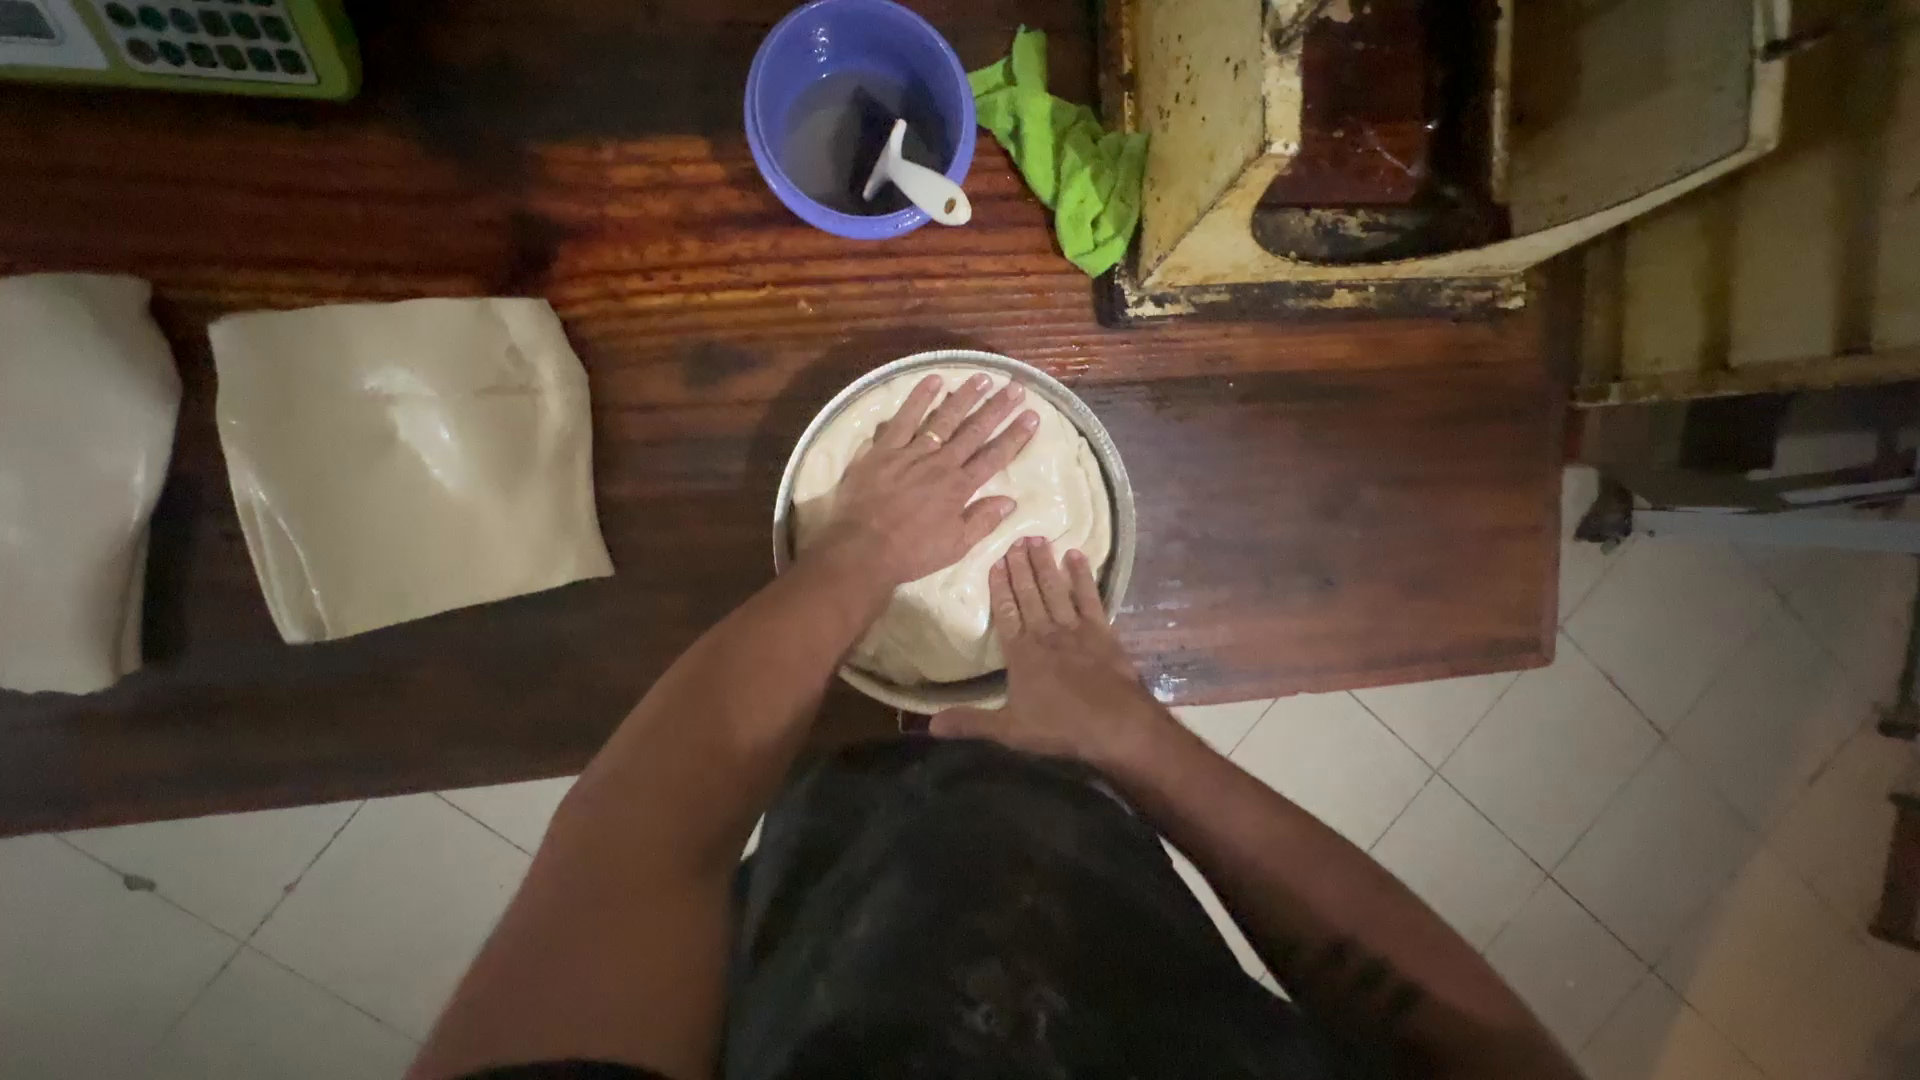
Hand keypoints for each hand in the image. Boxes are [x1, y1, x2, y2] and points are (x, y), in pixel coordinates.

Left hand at [807, 372, 1038, 589]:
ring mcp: (911, 453)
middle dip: (997, 408)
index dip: (1015, 436)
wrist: (862, 549)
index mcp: (959, 487)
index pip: (994, 457)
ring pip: (943, 418)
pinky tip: (933, 380)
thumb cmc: (911, 552)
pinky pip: (904, 418)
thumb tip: (1010, 501)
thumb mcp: (955, 547)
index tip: (1033, 416)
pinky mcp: (883, 449)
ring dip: (964, 396)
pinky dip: (919, 398)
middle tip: (1016, 387)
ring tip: (982, 378)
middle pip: (974, 431)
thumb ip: (982, 521)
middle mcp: (940, 464)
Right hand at [929, 536, 1173, 766]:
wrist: (1115, 724)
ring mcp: (1075, 628)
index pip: (1005, 613)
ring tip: (1037, 538)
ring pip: (1055, 589)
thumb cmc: (1060, 727)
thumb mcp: (1010, 730)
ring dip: (1045, 564)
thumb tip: (930, 725)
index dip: (999, 587)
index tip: (994, 562)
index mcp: (1020, 653)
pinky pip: (1089, 596)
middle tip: (1014, 539)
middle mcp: (1045, 633)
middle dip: (1020, 566)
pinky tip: (1076, 556)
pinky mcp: (1102, 630)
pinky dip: (1082, 576)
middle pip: (1029, 594)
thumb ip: (971, 722)